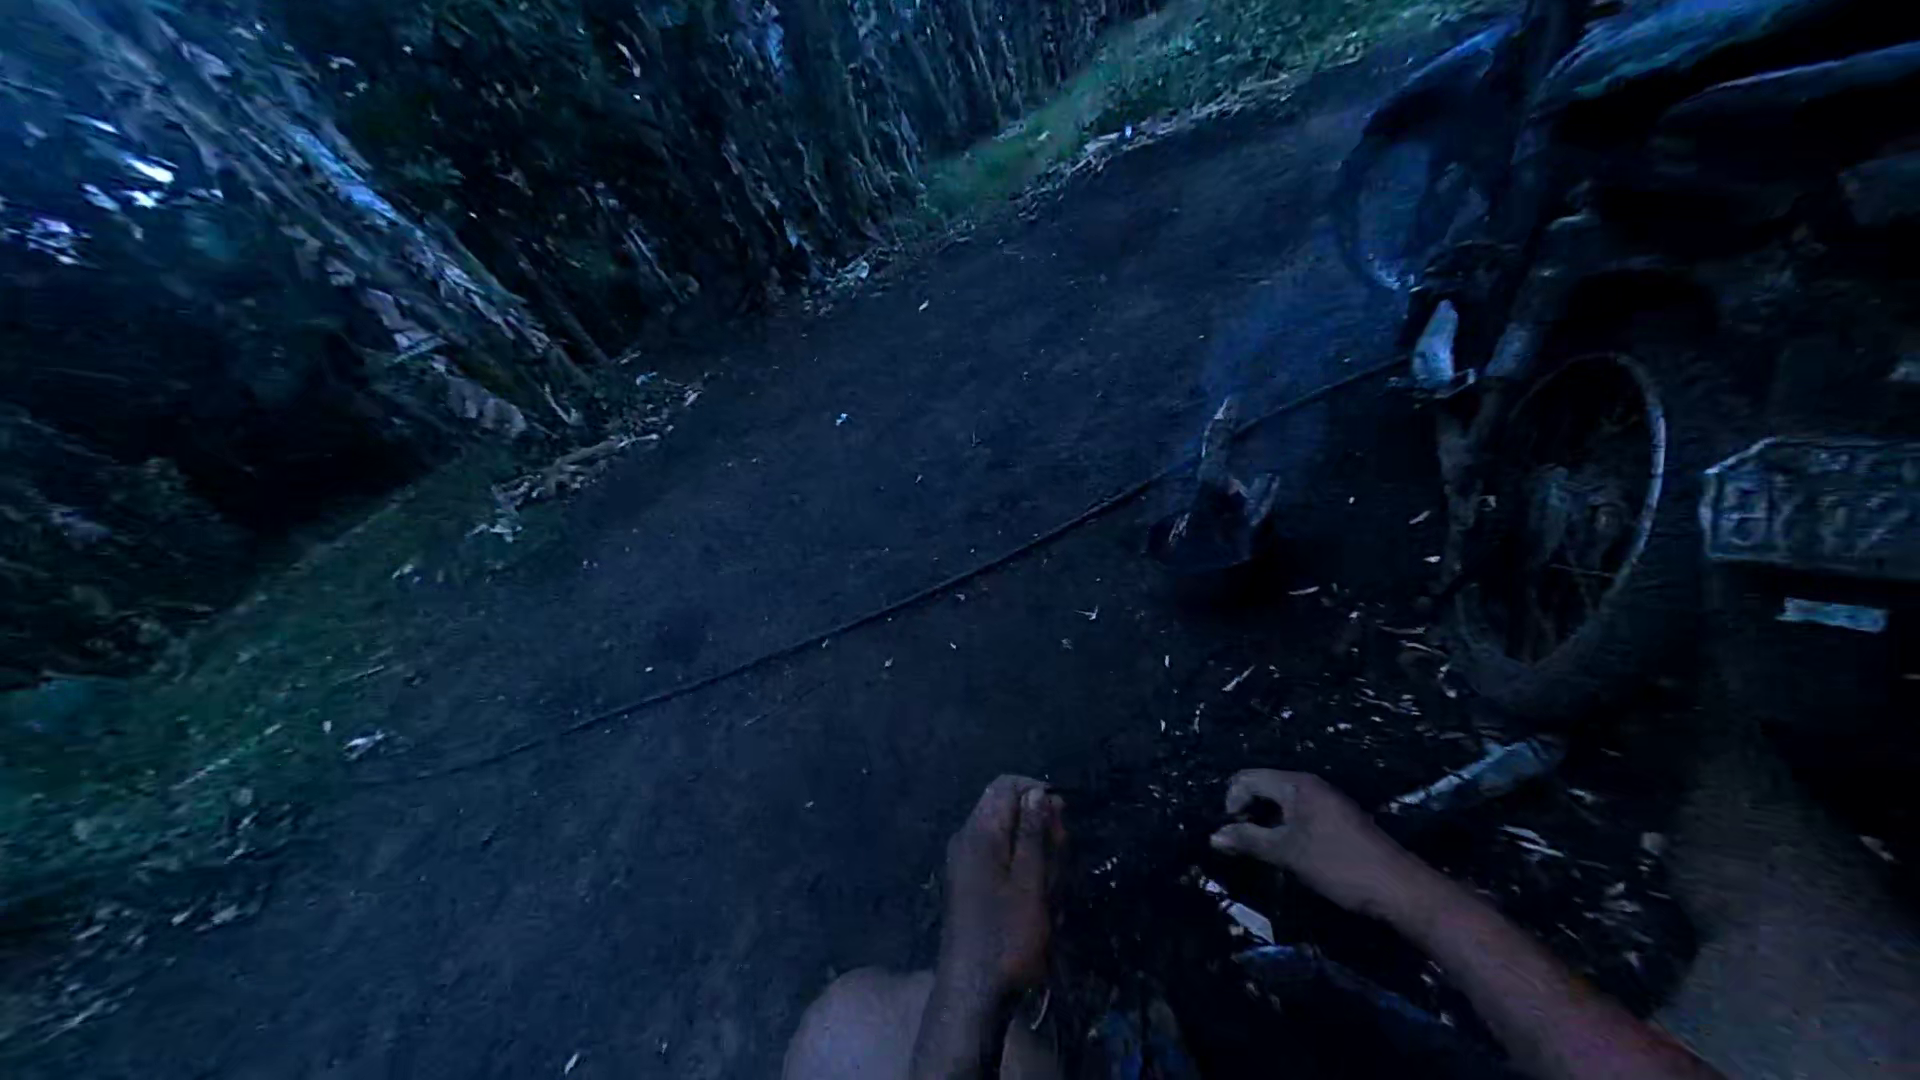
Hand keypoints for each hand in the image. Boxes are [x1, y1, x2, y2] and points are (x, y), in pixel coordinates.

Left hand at [934, 775, 1065, 1002]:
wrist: (972, 993)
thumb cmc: (1006, 935)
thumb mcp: (1030, 881)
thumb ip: (1033, 832)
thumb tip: (1036, 792)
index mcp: (978, 831)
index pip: (1005, 785)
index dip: (1035, 791)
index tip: (1061, 817)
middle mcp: (966, 838)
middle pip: (1006, 809)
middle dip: (1038, 825)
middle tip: (1061, 856)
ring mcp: (965, 862)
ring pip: (1006, 836)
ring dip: (1034, 851)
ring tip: (1052, 884)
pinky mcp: (969, 883)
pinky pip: (999, 859)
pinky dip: (1021, 868)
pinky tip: (1037, 896)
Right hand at [1210, 770, 1429, 920]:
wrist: (1401, 889)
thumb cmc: (1338, 864)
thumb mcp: (1286, 853)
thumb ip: (1248, 840)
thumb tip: (1213, 836)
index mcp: (1296, 783)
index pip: (1247, 778)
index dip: (1232, 802)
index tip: (1232, 833)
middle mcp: (1310, 784)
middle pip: (1263, 785)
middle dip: (1247, 810)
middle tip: (1243, 841)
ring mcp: (1326, 799)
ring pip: (1281, 800)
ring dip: (1265, 820)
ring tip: (1262, 847)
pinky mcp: (1337, 817)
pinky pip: (1298, 811)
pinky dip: (1284, 825)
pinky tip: (1288, 849)